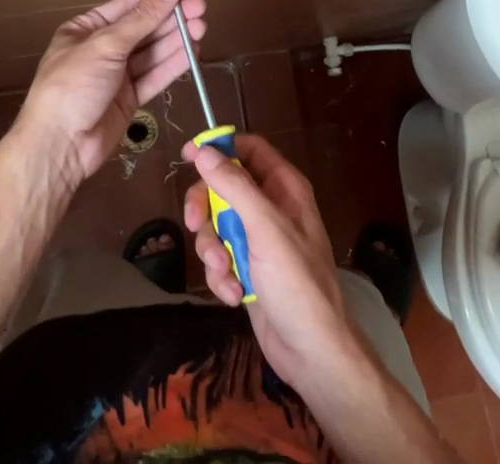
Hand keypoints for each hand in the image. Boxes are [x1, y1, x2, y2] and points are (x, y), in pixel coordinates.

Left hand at [14, 0, 206, 181]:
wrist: (59, 146)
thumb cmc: (71, 87)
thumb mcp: (105, 46)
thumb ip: (142, 19)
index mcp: (85, 29)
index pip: (127, 6)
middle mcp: (102, 49)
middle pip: (143, 28)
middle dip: (171, 18)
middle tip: (200, 8)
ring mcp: (116, 75)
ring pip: (152, 52)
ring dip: (177, 39)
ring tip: (202, 26)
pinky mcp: (130, 98)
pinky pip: (154, 76)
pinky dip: (173, 64)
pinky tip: (193, 52)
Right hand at [182, 135, 357, 388]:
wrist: (310, 349)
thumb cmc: (297, 281)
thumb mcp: (265, 228)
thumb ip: (234, 186)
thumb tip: (204, 151)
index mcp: (284, 188)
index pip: (250, 149)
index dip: (220, 148)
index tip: (189, 155)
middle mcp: (270, 208)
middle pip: (222, 187)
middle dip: (206, 210)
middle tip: (196, 225)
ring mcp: (257, 240)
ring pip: (215, 225)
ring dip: (212, 251)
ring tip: (226, 273)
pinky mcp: (245, 268)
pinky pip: (218, 257)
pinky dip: (220, 275)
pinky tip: (234, 294)